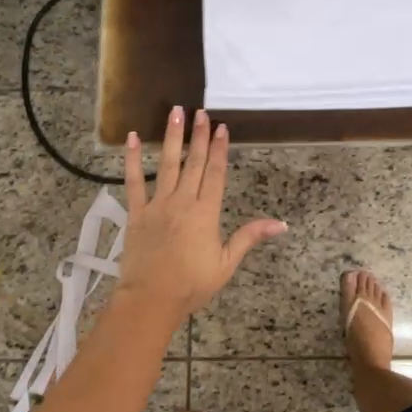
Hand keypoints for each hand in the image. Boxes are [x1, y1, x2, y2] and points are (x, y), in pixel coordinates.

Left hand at [115, 107, 286, 323]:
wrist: (151, 300)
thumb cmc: (191, 285)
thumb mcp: (226, 263)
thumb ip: (249, 237)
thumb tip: (281, 223)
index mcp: (206, 213)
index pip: (215, 173)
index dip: (218, 149)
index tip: (221, 127)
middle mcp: (183, 202)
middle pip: (193, 163)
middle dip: (198, 135)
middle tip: (201, 112)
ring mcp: (157, 205)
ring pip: (166, 164)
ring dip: (172, 137)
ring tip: (175, 112)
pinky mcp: (136, 213)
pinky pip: (133, 182)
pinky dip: (131, 160)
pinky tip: (130, 138)